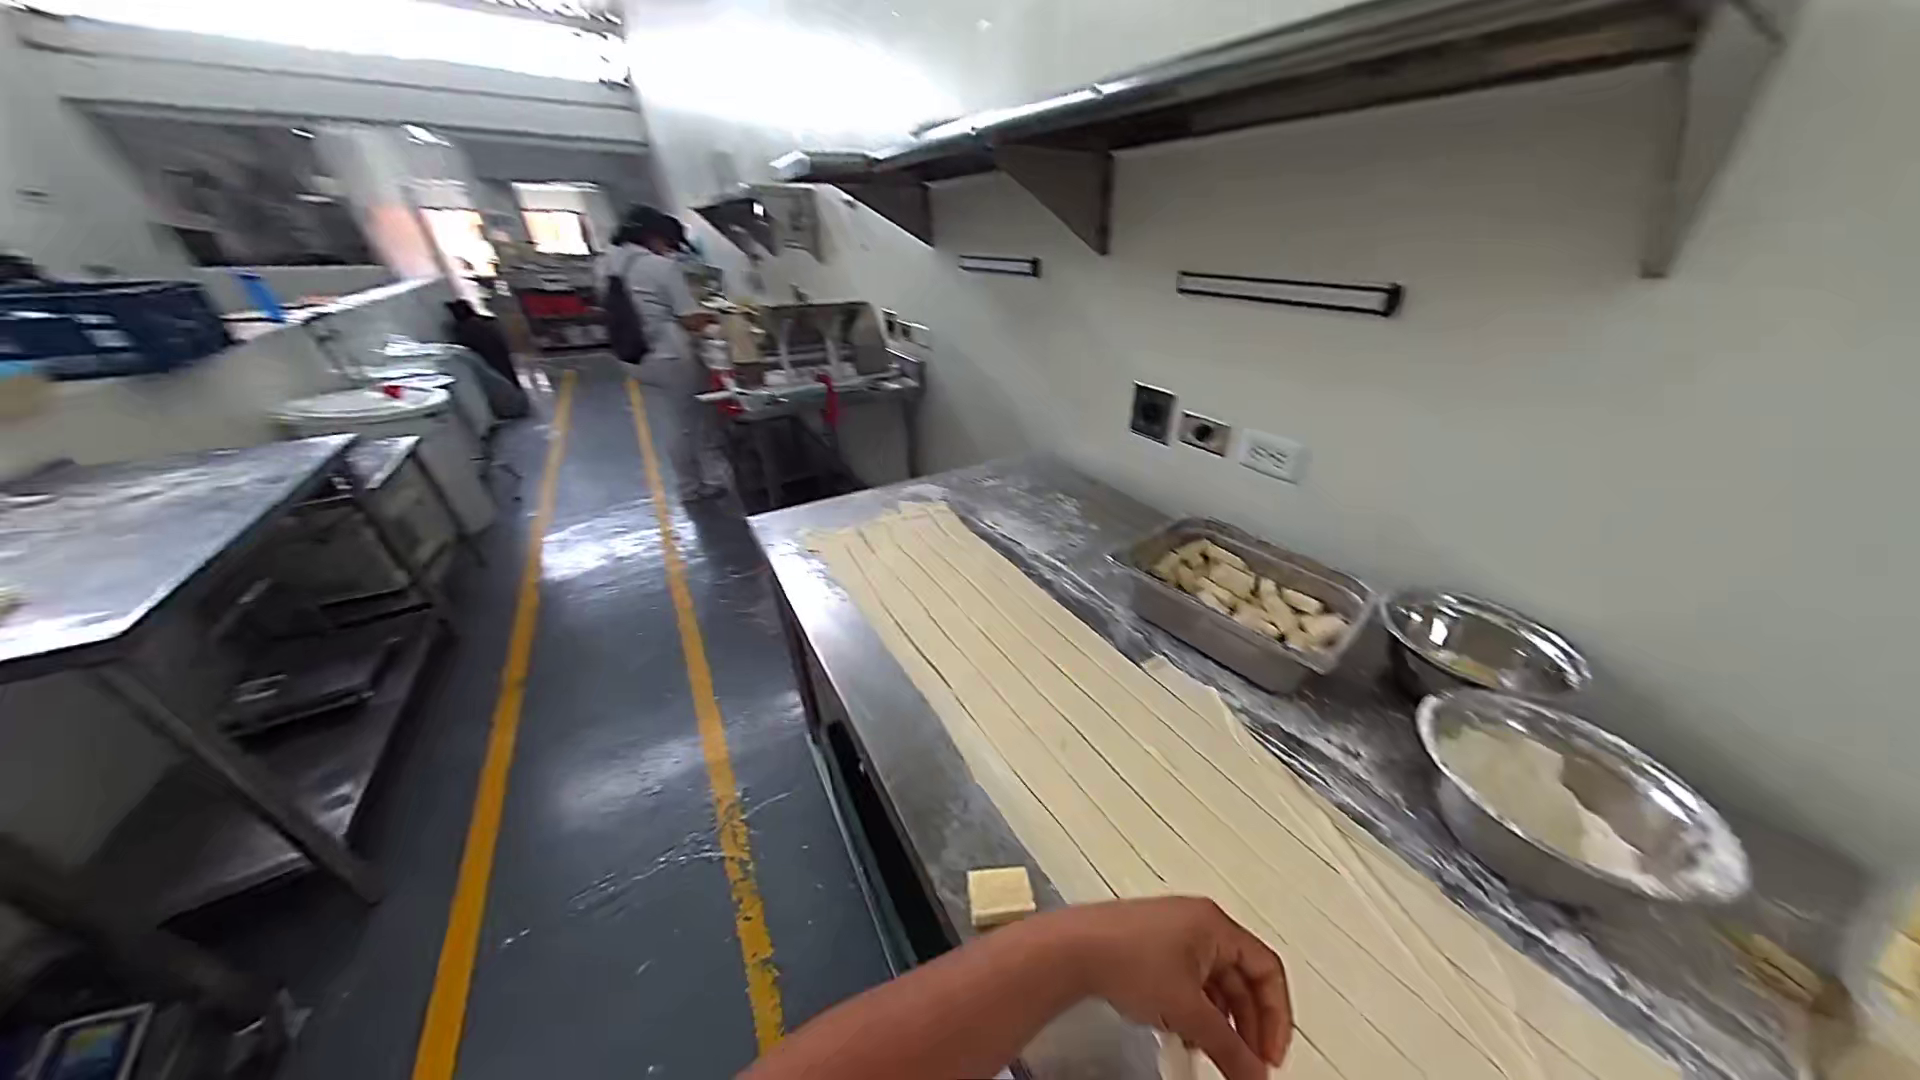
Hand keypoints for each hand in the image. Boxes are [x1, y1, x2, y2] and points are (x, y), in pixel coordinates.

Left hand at [1048, 897, 1291, 1079]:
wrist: (1076, 948)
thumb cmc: (1126, 957)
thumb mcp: (1188, 1011)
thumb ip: (1229, 1048)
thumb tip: (1253, 1075)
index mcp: (1213, 923)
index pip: (1266, 968)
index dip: (1276, 1016)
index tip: (1269, 1054)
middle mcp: (1196, 920)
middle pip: (1242, 977)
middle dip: (1248, 1024)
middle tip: (1246, 1063)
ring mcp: (1173, 930)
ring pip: (1215, 982)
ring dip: (1220, 1021)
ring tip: (1213, 1052)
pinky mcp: (1153, 943)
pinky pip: (1190, 979)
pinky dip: (1195, 1009)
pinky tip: (1184, 1034)